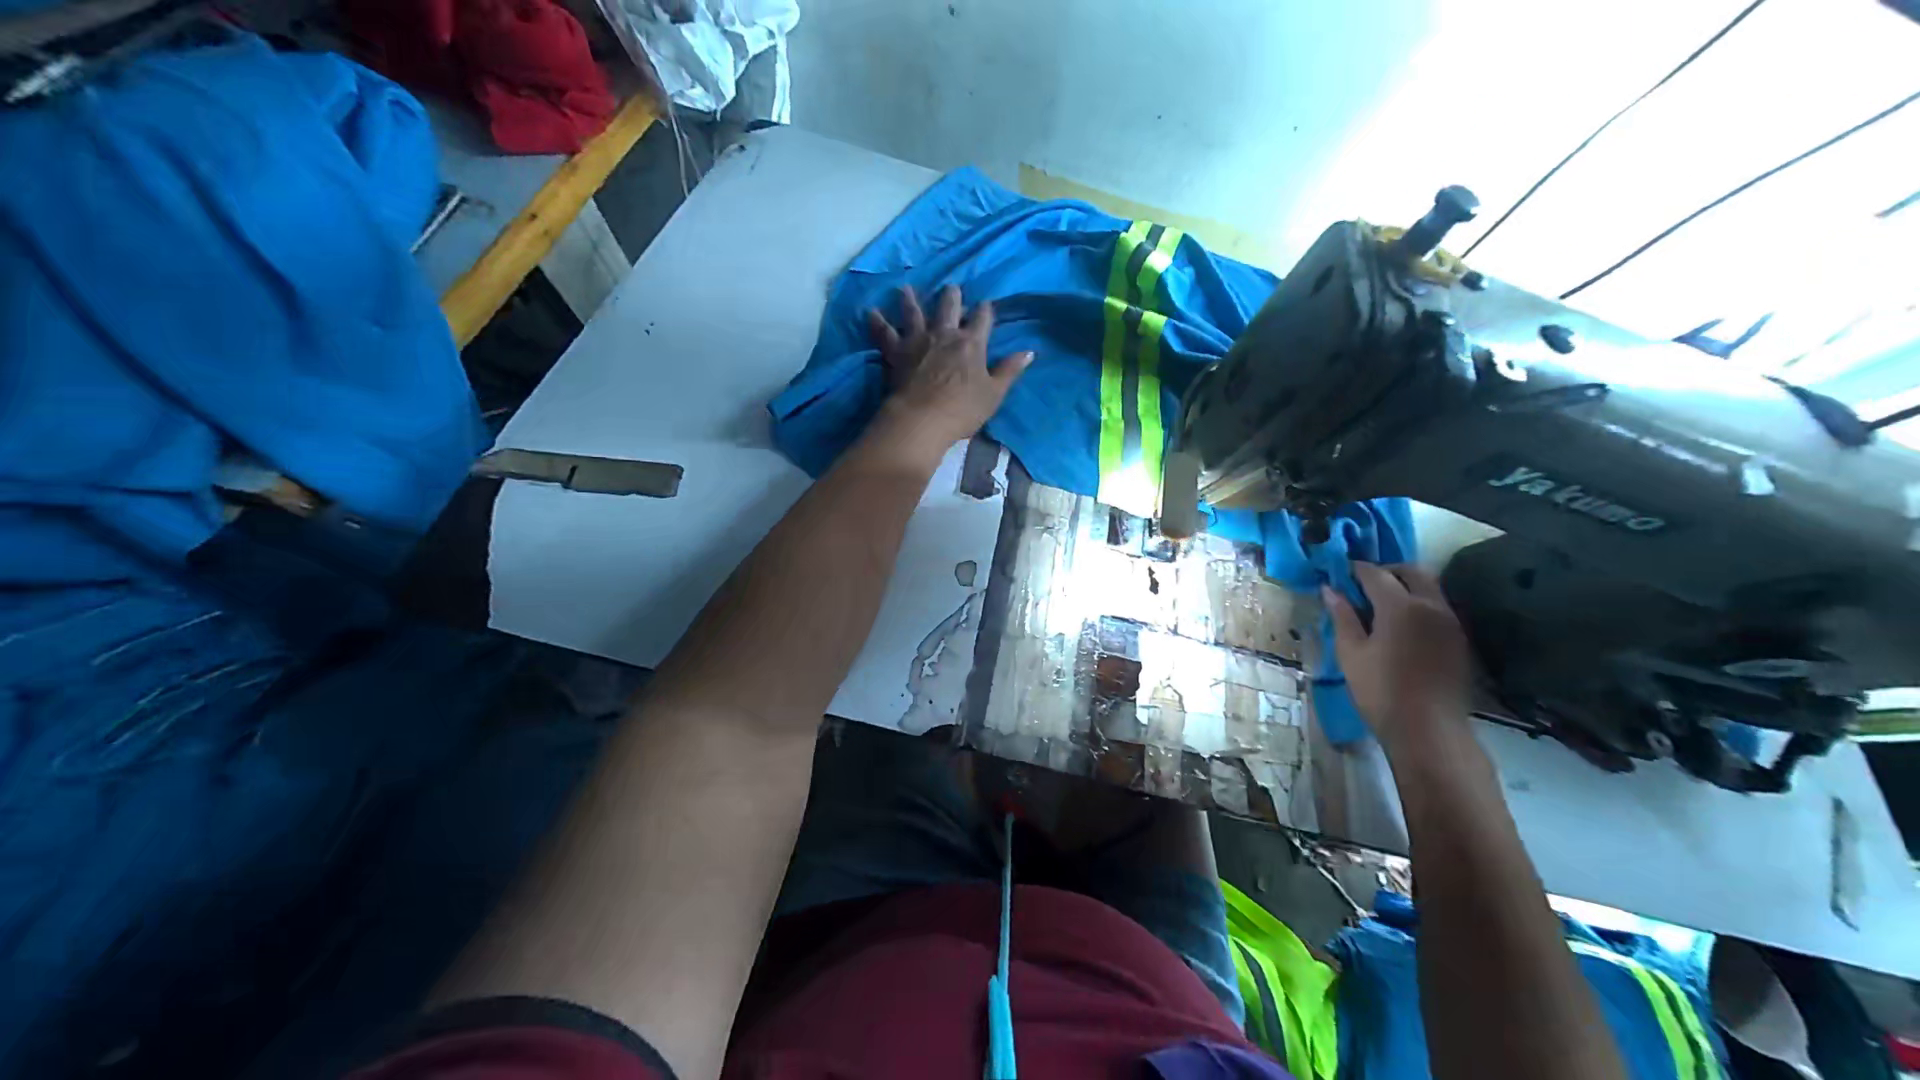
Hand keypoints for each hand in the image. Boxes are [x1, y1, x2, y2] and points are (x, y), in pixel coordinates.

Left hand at [866, 285, 1032, 448]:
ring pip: (914, 312)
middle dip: (952, 296)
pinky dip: (878, 322)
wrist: (922, 419)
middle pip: (949, 306)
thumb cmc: (963, 410)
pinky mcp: (895, 352)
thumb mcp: (994, 393)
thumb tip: (1029, 352)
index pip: (982, 319)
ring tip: (906, 289)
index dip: (985, 311)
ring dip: (911, 299)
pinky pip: (885, 333)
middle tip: (951, 288)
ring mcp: (917, 340)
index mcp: (972, 343)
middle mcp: (944, 334)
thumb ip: (1010, 370)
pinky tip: (871, 312)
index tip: (986, 305)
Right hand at [1325, 563, 1472, 751]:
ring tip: (1382, 602)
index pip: (1375, 574)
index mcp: (1400, 606)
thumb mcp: (1350, 653)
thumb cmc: (1380, 691)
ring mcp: (1450, 622)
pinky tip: (1403, 623)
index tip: (1339, 572)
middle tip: (1363, 583)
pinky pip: (1439, 606)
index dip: (1355, 569)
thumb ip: (1342, 616)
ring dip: (1406, 585)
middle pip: (1411, 572)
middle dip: (1386, 571)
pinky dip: (1420, 602)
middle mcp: (1431, 605)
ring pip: (1430, 587)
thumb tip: (1330, 589)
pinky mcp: (1460, 639)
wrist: (1429, 730)